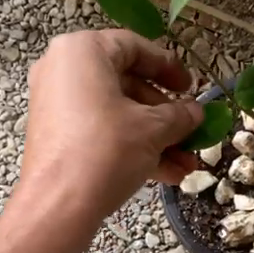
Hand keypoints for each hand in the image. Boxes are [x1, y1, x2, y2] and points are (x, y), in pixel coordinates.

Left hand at [18, 29, 204, 228]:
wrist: (58, 205)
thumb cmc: (106, 151)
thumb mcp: (153, 130)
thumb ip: (179, 115)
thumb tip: (195, 112)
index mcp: (83, 51)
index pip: (133, 47)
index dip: (168, 66)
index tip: (190, 86)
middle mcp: (63, 70)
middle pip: (126, 85)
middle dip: (165, 114)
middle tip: (191, 131)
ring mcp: (57, 105)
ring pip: (117, 114)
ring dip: (156, 138)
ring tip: (186, 164)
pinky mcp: (57, 136)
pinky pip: (101, 132)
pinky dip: (132, 147)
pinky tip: (165, 174)